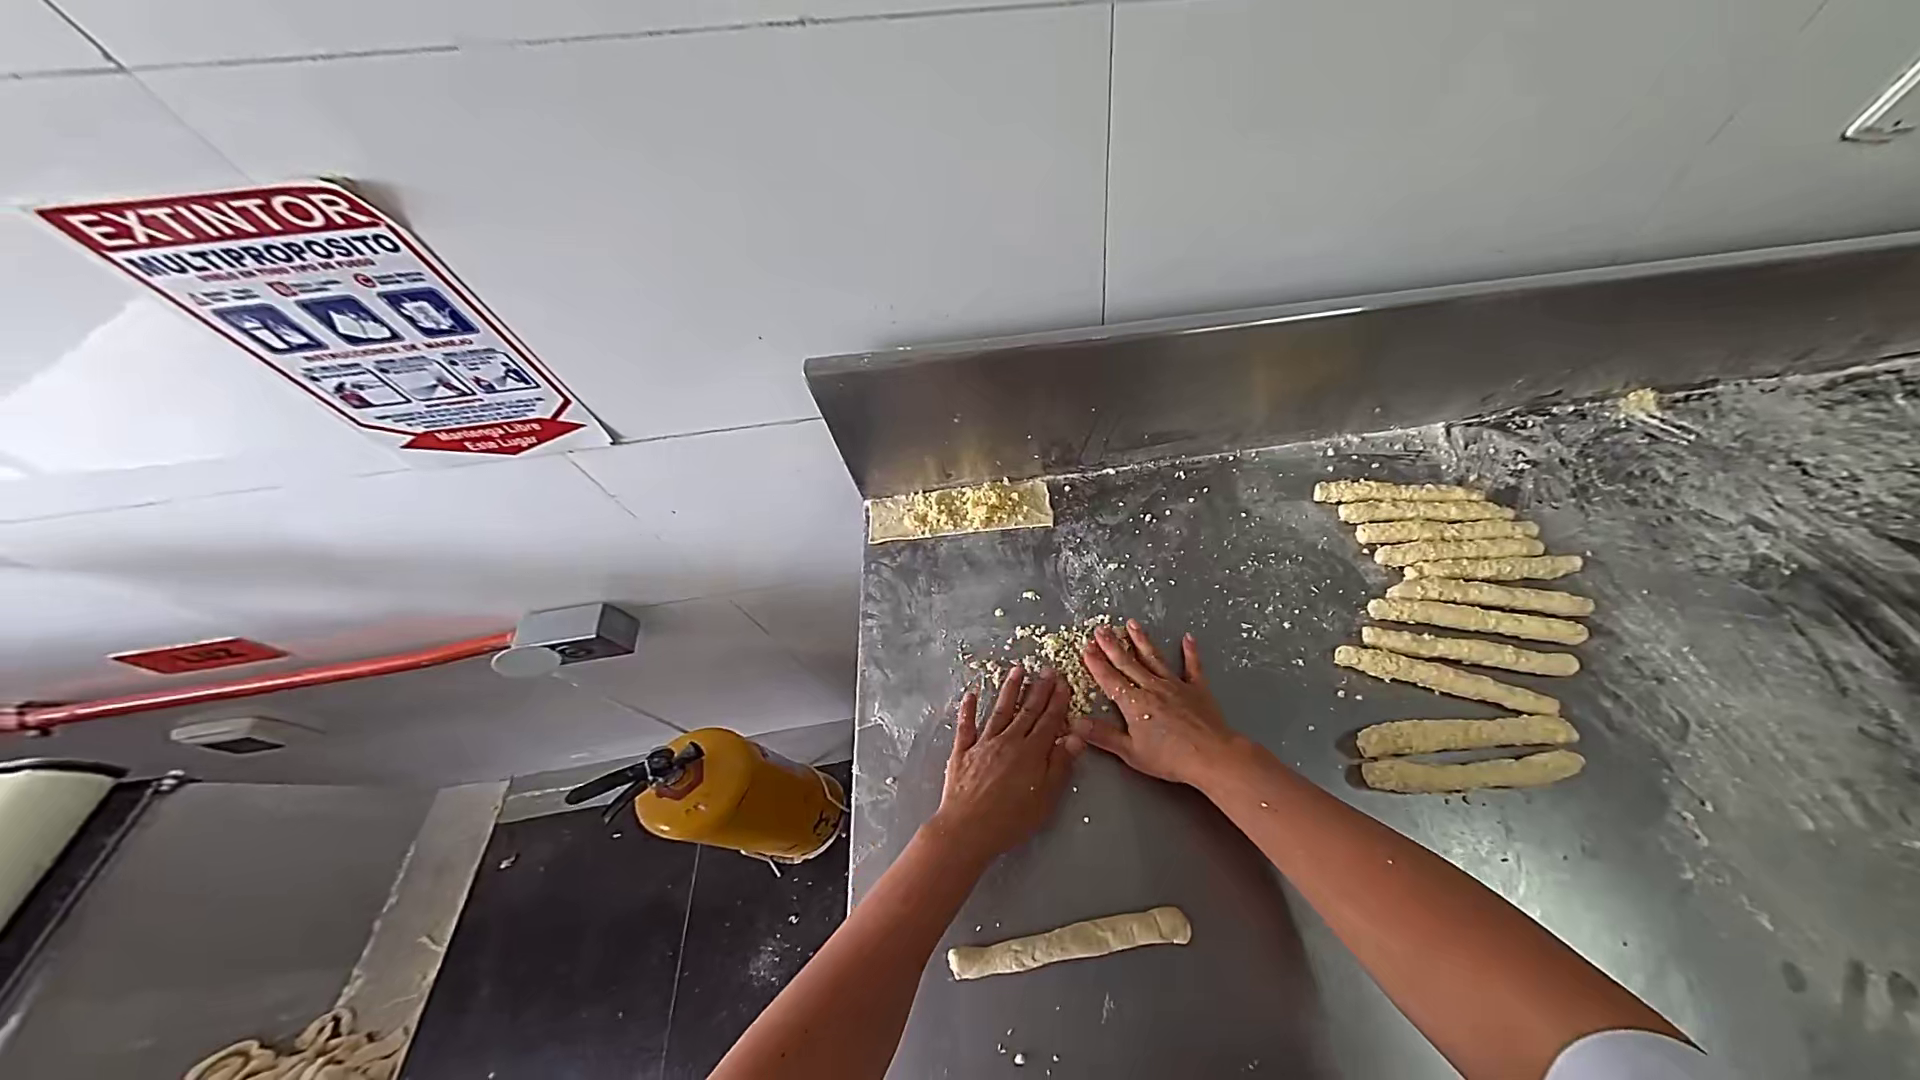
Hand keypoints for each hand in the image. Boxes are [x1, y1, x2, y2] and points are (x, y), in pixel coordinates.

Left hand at [930, 666, 1083, 862]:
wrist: (968, 829)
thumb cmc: (1011, 819)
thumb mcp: (1045, 796)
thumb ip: (1060, 764)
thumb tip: (1076, 735)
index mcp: (1031, 752)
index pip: (1049, 721)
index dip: (1058, 701)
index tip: (1064, 683)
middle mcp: (1008, 741)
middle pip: (1026, 711)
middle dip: (1039, 689)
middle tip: (1047, 670)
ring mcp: (983, 744)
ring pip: (999, 710)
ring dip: (1009, 690)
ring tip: (1017, 670)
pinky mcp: (962, 751)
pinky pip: (966, 726)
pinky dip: (968, 709)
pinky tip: (970, 694)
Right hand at [1073, 620, 1236, 787]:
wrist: (1213, 756)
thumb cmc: (1171, 758)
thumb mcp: (1131, 753)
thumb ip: (1103, 736)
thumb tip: (1075, 724)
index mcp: (1134, 703)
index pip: (1109, 679)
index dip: (1096, 663)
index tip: (1086, 648)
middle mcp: (1152, 688)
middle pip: (1128, 663)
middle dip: (1112, 645)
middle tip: (1101, 629)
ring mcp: (1175, 685)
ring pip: (1154, 658)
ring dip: (1141, 640)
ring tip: (1132, 624)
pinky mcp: (1197, 689)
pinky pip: (1192, 666)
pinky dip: (1190, 652)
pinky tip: (1188, 638)